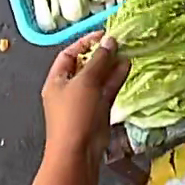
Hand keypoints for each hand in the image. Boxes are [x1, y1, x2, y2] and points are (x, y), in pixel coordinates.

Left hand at [40, 32, 129, 171]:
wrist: (78, 150)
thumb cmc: (75, 114)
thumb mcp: (85, 82)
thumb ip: (99, 60)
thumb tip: (110, 41)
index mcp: (57, 80)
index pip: (69, 54)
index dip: (85, 42)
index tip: (103, 34)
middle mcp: (69, 88)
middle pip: (86, 64)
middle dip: (101, 53)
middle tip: (118, 42)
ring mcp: (85, 99)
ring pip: (99, 76)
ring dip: (112, 64)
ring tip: (127, 51)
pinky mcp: (99, 108)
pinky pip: (108, 88)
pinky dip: (116, 77)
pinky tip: (127, 66)